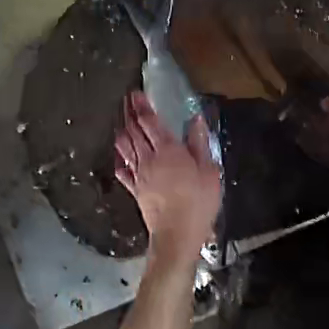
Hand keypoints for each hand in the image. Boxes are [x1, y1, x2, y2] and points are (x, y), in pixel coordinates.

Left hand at [113, 91, 221, 266]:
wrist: (177, 235)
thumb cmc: (198, 201)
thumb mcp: (209, 170)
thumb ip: (200, 143)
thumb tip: (195, 120)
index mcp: (168, 150)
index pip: (150, 122)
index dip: (142, 106)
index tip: (136, 94)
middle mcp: (149, 158)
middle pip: (133, 131)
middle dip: (129, 114)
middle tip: (126, 101)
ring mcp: (138, 175)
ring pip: (125, 148)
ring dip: (122, 132)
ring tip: (121, 122)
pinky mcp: (134, 190)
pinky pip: (122, 171)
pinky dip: (119, 159)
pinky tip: (119, 155)